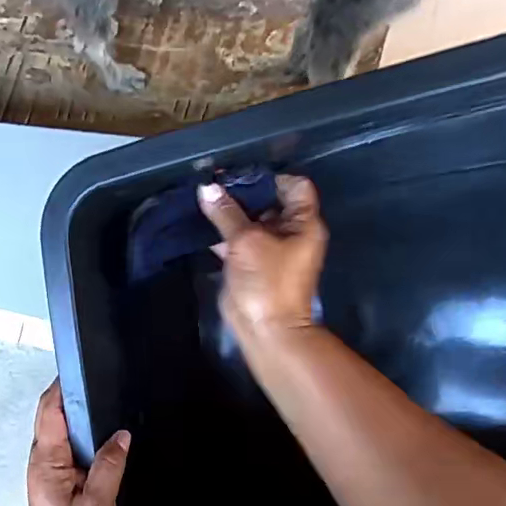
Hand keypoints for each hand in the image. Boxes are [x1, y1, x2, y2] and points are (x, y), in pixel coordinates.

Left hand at [25, 381, 130, 505]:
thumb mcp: (98, 503)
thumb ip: (110, 466)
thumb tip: (122, 435)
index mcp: (47, 460)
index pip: (50, 411)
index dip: (61, 387)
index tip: (79, 370)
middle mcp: (42, 459)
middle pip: (50, 414)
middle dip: (68, 395)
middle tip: (96, 380)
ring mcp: (46, 467)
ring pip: (58, 428)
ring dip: (75, 414)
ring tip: (101, 401)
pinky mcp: (55, 477)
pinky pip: (65, 445)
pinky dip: (79, 432)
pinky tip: (99, 433)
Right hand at [198, 174, 328, 341]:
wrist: (265, 329)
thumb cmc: (266, 281)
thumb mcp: (246, 241)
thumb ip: (226, 213)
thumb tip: (207, 188)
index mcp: (304, 224)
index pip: (294, 186)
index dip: (268, 178)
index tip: (238, 176)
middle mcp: (291, 233)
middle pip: (269, 202)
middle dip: (242, 194)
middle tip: (214, 185)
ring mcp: (272, 250)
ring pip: (250, 222)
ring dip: (230, 214)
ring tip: (204, 201)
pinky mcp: (253, 265)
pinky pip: (239, 241)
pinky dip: (223, 234)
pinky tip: (201, 226)